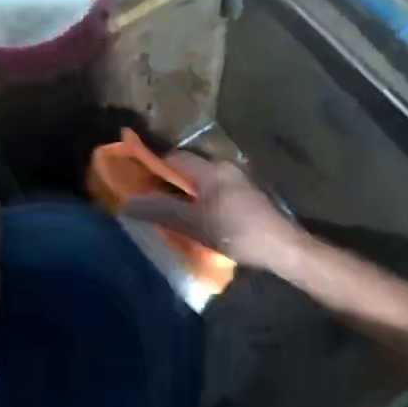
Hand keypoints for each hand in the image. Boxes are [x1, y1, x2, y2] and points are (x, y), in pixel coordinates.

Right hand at [121, 153, 308, 272]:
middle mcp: (225, 168)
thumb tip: (127, 203)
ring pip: (203, 181)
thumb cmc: (235, 232)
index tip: (137, 184)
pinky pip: (216, 191)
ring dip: (186, 194)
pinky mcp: (248, 197)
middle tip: (152, 201)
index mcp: (211, 169)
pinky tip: (198, 219)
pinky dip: (202, 200)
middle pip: (189, 169)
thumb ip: (160, 211)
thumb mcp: (192, 224)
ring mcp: (239, 181)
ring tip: (171, 213)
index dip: (154, 168)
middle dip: (169, 182)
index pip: (174, 158)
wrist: (281, 248)